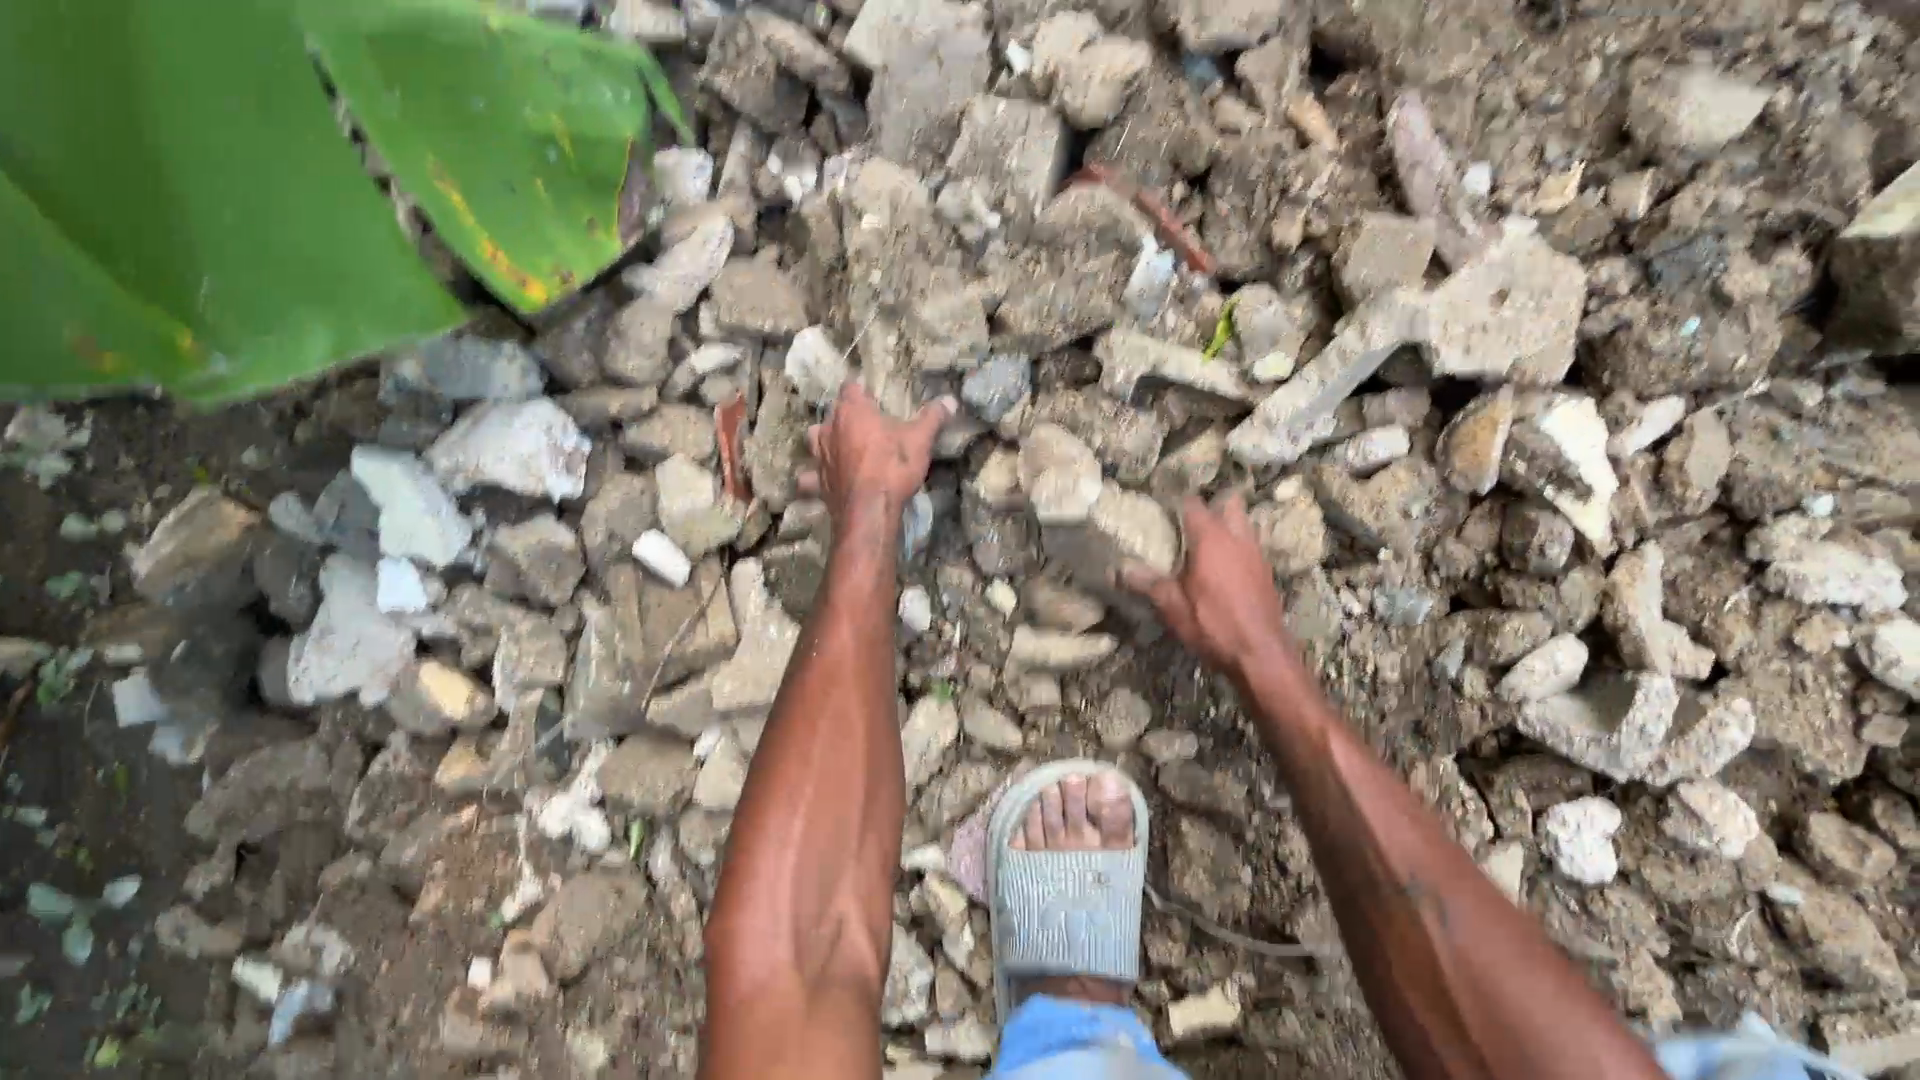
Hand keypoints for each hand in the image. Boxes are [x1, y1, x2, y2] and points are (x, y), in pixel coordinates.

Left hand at [798, 381, 954, 536]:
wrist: (869, 510)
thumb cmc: (894, 466)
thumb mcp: (920, 440)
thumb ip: (933, 417)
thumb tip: (950, 400)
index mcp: (853, 410)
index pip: (851, 387)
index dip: (861, 389)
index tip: (871, 395)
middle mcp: (829, 428)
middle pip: (833, 413)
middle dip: (844, 416)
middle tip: (863, 424)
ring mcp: (819, 455)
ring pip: (814, 439)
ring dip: (824, 440)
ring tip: (837, 446)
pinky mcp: (816, 482)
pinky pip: (808, 476)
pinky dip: (813, 477)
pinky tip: (820, 481)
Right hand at [1122, 494, 1293, 681]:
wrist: (1261, 654)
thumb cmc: (1213, 625)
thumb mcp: (1173, 607)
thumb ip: (1149, 584)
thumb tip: (1121, 570)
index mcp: (1210, 539)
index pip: (1192, 504)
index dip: (1176, 502)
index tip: (1161, 509)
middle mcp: (1237, 537)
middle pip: (1228, 503)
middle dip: (1211, 506)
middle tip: (1189, 523)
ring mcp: (1256, 553)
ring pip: (1244, 522)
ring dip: (1228, 525)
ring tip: (1206, 543)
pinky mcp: (1266, 571)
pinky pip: (1251, 545)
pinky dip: (1238, 546)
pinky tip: (1224, 567)